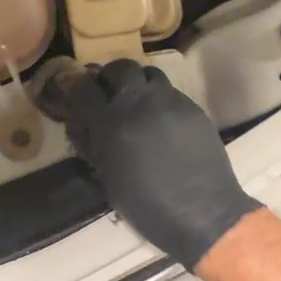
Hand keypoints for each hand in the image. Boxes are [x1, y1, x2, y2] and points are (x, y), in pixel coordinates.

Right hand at [66, 59, 261, 268]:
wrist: (202, 212)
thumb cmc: (148, 207)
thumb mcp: (109, 179)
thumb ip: (96, 146)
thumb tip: (87, 129)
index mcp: (111, 123)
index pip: (85, 90)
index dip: (79, 91)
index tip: (80, 99)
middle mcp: (140, 103)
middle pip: (121, 68)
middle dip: (111, 76)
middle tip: (110, 90)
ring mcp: (170, 102)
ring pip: (150, 74)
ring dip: (139, 83)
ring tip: (138, 101)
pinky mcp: (193, 108)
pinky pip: (172, 92)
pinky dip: (161, 99)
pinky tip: (163, 119)